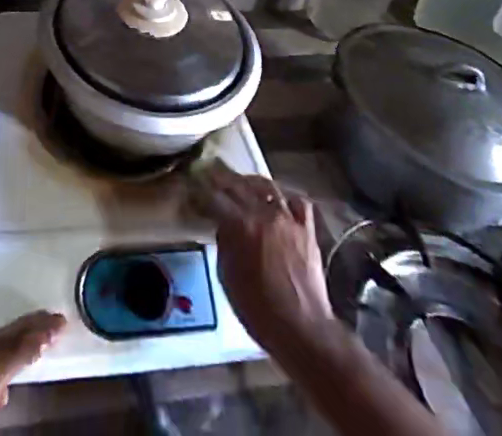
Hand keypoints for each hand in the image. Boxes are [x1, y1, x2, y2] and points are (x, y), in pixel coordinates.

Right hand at [189, 161, 334, 353]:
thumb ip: (224, 244)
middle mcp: (265, 215)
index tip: (193, 186)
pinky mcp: (307, 230)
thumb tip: (223, 226)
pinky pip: (298, 202)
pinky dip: (286, 197)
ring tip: (242, 181)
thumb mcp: (227, 276)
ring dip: (251, 181)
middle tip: (211, 173)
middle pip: (239, 185)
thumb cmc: (257, 308)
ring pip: (268, 186)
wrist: (301, 328)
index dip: (201, 190)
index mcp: (240, 226)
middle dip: (222, 178)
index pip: (215, 197)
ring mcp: (289, 220)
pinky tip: (279, 200)